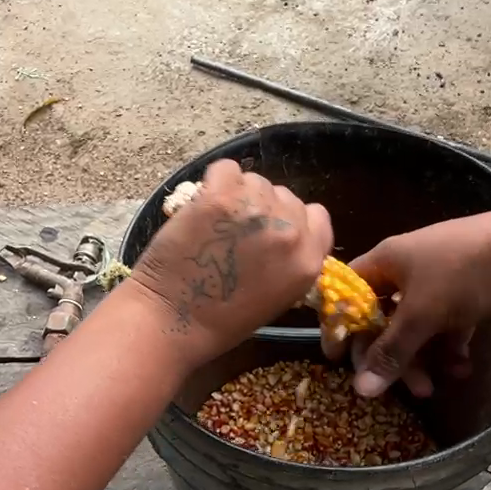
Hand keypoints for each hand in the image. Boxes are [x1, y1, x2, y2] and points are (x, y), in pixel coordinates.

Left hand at [128, 159, 332, 366]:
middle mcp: (289, 232)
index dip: (293, 219)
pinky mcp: (219, 197)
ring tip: (216, 225)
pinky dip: (214, 182)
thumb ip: (289, 260)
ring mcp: (255, 210)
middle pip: (286, 196)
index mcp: (307, 261)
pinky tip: (201, 207)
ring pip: (255, 181)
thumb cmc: (220, 320)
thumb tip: (281, 234)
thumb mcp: (277, 297)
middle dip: (264, 208)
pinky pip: (225, 170)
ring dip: (238, 195)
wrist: (173, 320)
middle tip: (236, 231)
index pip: (317, 216)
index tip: (271, 229)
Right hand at [338, 204, 490, 397]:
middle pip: (383, 317)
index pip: (349, 293)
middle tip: (399, 386)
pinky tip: (462, 369)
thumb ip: (391, 352)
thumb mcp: (421, 315)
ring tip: (432, 388)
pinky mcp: (469, 292)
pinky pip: (447, 325)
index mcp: (387, 260)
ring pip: (416, 326)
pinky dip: (450, 348)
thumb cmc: (465, 273)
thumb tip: (361, 389)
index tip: (338, 359)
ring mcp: (440, 279)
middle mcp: (408, 267)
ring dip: (421, 359)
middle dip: (391, 355)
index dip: (340, 325)